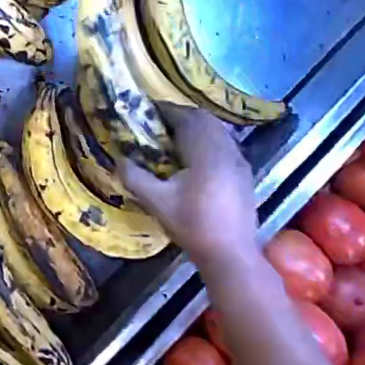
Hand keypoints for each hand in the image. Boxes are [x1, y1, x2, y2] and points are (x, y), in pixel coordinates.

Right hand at [121, 105, 259, 265]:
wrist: (231, 254)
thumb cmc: (192, 226)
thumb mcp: (156, 203)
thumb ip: (135, 177)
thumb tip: (119, 159)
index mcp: (205, 153)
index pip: (186, 118)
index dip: (166, 110)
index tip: (148, 111)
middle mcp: (226, 150)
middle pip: (204, 119)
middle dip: (181, 116)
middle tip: (159, 124)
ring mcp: (239, 161)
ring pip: (218, 130)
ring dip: (196, 127)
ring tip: (175, 138)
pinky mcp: (245, 173)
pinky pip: (226, 144)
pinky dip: (209, 140)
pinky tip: (195, 158)